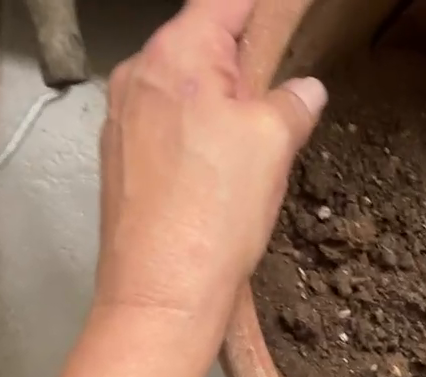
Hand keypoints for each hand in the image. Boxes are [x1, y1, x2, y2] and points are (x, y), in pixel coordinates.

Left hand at [95, 0, 326, 327]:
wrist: (161, 298)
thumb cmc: (211, 218)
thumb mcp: (272, 146)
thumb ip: (292, 103)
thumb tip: (305, 91)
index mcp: (174, 53)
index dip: (264, 7)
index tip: (287, 17)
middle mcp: (136, 77)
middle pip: (199, 46)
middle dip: (241, 66)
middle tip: (276, 101)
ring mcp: (122, 123)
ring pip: (182, 93)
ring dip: (218, 109)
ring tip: (247, 154)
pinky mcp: (121, 167)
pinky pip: (165, 133)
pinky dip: (194, 142)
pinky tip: (214, 181)